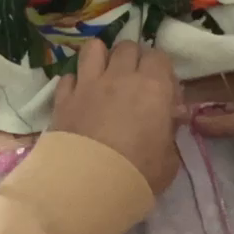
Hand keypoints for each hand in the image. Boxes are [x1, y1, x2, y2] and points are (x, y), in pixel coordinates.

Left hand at [49, 39, 183, 194]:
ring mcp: (88, 84)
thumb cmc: (138, 173)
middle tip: (134, 84)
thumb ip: (170, 132)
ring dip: (101, 57)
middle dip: (133, 60)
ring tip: (104, 76)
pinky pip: (68, 76)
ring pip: (94, 48)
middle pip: (128, 47)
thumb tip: (168, 119)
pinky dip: (75, 82)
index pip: (160, 57)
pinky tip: (79, 97)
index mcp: (153, 87)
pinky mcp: (63, 98)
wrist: (88, 186)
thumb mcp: (169, 159)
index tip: (163, 95)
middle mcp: (120, 77)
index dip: (162, 73)